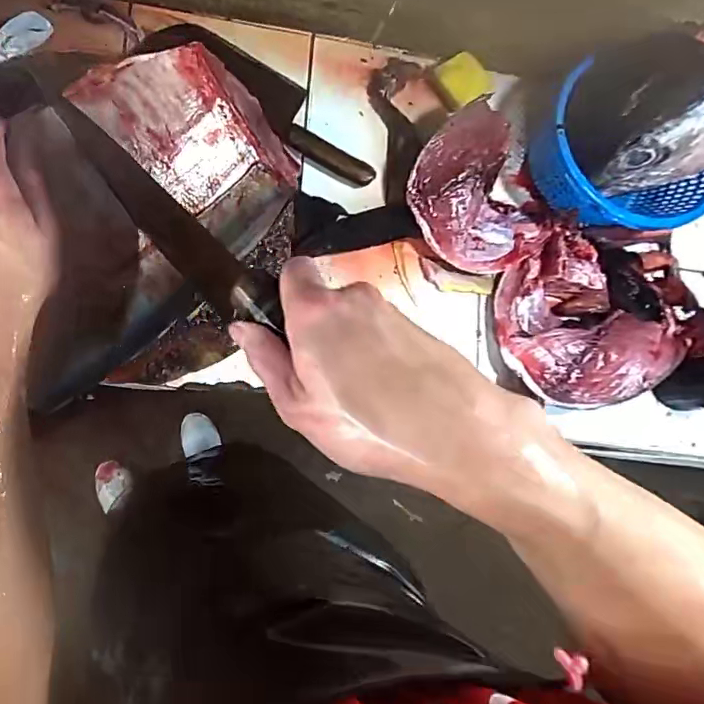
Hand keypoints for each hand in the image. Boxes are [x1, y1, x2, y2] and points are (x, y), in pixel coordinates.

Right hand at [232, 258, 576, 529]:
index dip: (284, 297)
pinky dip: (377, 352)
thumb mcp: (298, 408)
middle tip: (320, 380)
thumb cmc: (366, 426)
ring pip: (352, 317)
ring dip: (348, 344)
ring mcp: (389, 307)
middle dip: (316, 330)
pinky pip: (380, 329)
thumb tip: (243, 327)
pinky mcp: (418, 321)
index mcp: (314, 311)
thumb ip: (266, 361)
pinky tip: (386, 392)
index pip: (291, 270)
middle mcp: (352, 295)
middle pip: (322, 299)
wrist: (460, 434)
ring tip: (358, 394)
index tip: (285, 333)